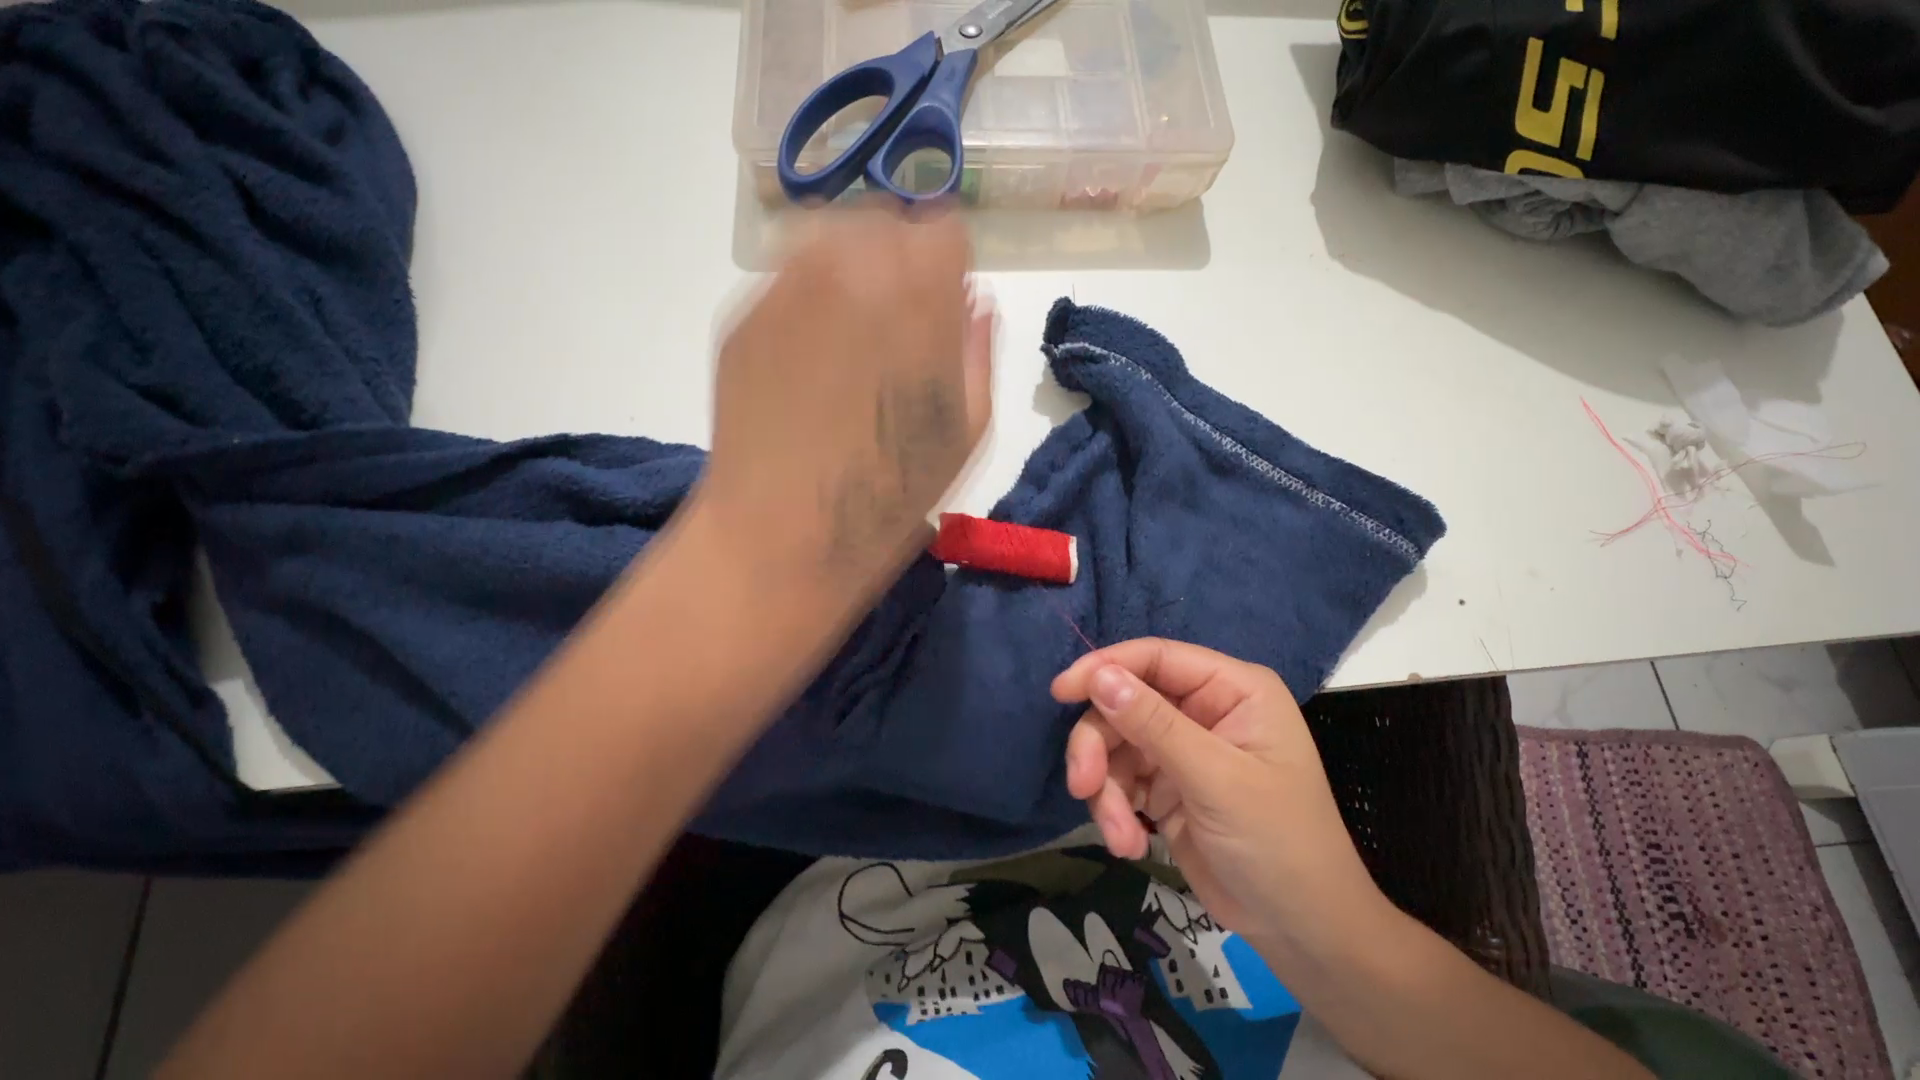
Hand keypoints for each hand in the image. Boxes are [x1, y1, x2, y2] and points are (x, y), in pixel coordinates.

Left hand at [698, 204, 992, 600]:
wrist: (783, 535)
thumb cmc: (892, 494)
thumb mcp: (968, 428)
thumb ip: (976, 348)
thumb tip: (973, 301)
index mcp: (920, 291)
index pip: (943, 228)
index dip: (946, 265)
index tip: (942, 304)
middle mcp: (850, 266)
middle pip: (883, 221)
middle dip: (897, 260)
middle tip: (894, 322)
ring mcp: (785, 287)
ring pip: (828, 240)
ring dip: (848, 271)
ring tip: (848, 337)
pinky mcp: (741, 317)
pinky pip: (785, 282)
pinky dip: (804, 302)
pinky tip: (806, 363)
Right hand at [1051, 639, 1388, 959]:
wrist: (1300, 928)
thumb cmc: (1277, 840)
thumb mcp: (1216, 779)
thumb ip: (1154, 724)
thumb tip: (1098, 676)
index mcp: (1232, 690)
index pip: (1156, 659)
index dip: (1105, 669)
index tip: (1060, 692)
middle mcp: (1205, 711)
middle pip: (1124, 704)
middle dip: (1099, 747)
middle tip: (1082, 786)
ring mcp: (1183, 751)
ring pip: (1115, 746)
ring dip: (1106, 791)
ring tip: (1122, 837)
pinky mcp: (1166, 789)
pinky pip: (1120, 783)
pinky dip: (1115, 812)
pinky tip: (1132, 846)